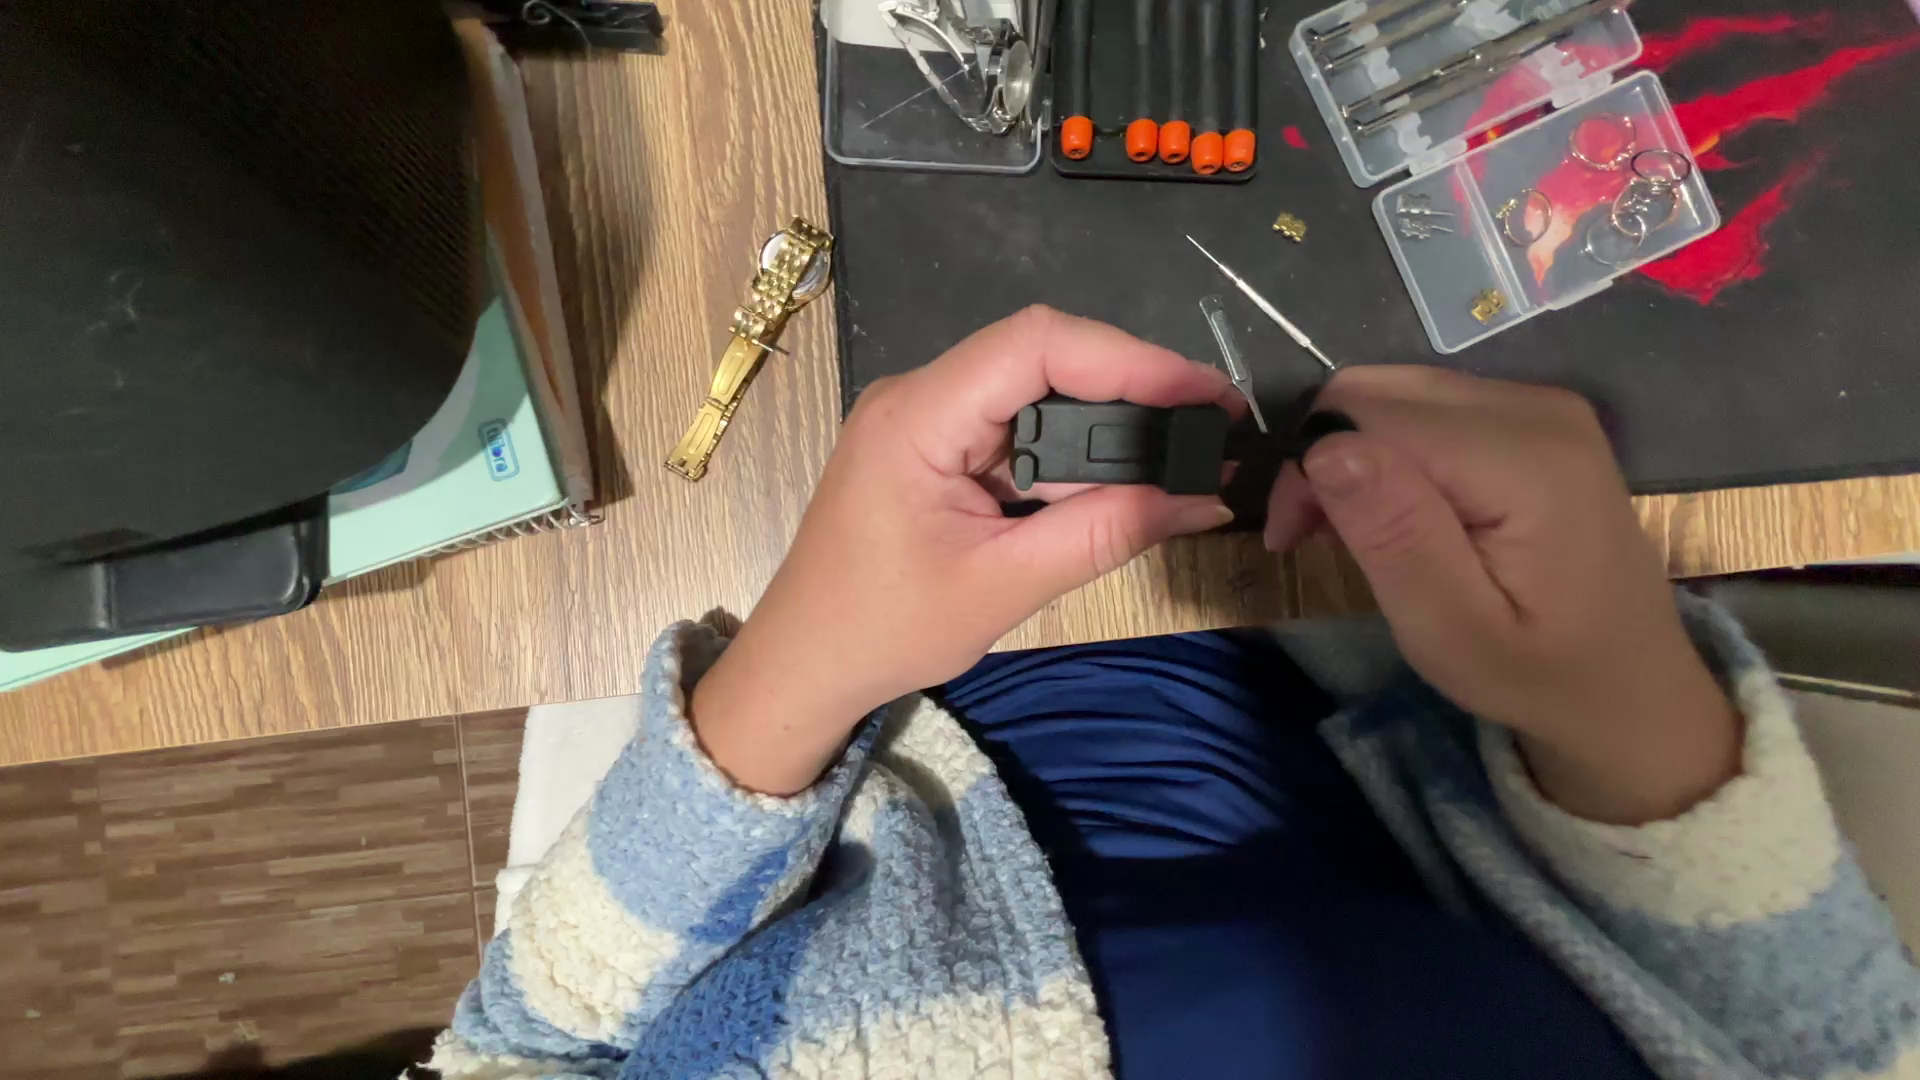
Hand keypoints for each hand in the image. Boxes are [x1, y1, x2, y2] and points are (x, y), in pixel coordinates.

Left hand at [693, 306, 1238, 793]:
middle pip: (1037, 358)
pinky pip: (1008, 427)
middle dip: (1128, 388)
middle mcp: (916, 397)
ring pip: (1028, 391)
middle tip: (1205, 429)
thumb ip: (1101, 534)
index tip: (1204, 397)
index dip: (1130, 358)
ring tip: (1172, 455)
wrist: (806, 661)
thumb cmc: (884, 631)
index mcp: (917, 417)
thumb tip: (1200, 497)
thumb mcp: (1001, 586)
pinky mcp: (930, 448)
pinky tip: (1107, 479)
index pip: (1035, 345)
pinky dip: (1063, 450)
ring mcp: (921, 419)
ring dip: (1100, 422)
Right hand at [1265, 367, 1739, 823]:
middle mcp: (1531, 406)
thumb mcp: (1447, 625)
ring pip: (1386, 395)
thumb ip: (1393, 532)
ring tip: (1341, 528)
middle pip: (1371, 392)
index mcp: (1521, 457)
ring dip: (1342, 454)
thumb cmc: (1531, 671)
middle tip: (1306, 533)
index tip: (1288, 538)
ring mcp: (1534, 405)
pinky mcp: (1525, 419)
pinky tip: (1383, 507)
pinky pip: (1416, 408)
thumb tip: (1325, 448)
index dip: (1306, 468)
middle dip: (1317, 455)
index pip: (1364, 417)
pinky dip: (1376, 451)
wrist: (1625, 686)